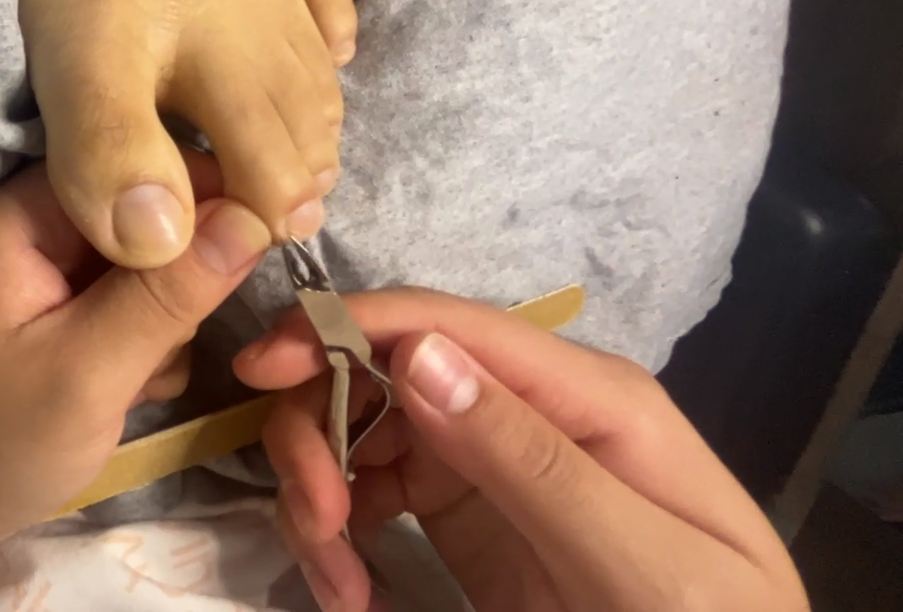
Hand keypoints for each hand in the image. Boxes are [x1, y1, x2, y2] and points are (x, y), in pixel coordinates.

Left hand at [0, 152, 272, 566]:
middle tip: (157, 347)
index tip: (258, 243)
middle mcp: (31, 218)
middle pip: (147, 213)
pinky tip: (123, 386)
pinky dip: (146, 341)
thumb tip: (251, 216)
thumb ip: (167, 294)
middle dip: (174, 283)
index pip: (129, 165)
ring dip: (162, 322)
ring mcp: (48, 260)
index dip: (201, 197)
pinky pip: (135, 296)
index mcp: (17, 211)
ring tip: (129, 378)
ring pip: (151, 261)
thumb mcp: (86, 373)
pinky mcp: (65, 299)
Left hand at [6, 0, 355, 266]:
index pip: (270, 173)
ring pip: (316, 58)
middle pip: (303, 120)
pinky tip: (327, 39)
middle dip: (295, 172)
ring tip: (310, 147)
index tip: (249, 241)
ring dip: (314, 112)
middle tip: (285, 206)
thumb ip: (114, 152)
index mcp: (231, 71)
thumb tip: (164, 248)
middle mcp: (272, 23)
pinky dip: (325, 27)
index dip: (261, 215)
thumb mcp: (80, 50)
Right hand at [233, 289, 807, 611]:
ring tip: (333, 574)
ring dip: (314, 487)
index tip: (260, 367)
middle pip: (368, 370)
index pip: (432, 321)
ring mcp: (467, 443)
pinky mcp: (437, 493)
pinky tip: (347, 584)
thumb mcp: (645, 571)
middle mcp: (505, 398)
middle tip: (312, 516)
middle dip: (316, 431)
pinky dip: (329, 525)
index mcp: (572, 388)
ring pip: (344, 421)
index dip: (336, 327)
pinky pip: (352, 479)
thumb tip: (417, 353)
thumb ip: (533, 458)